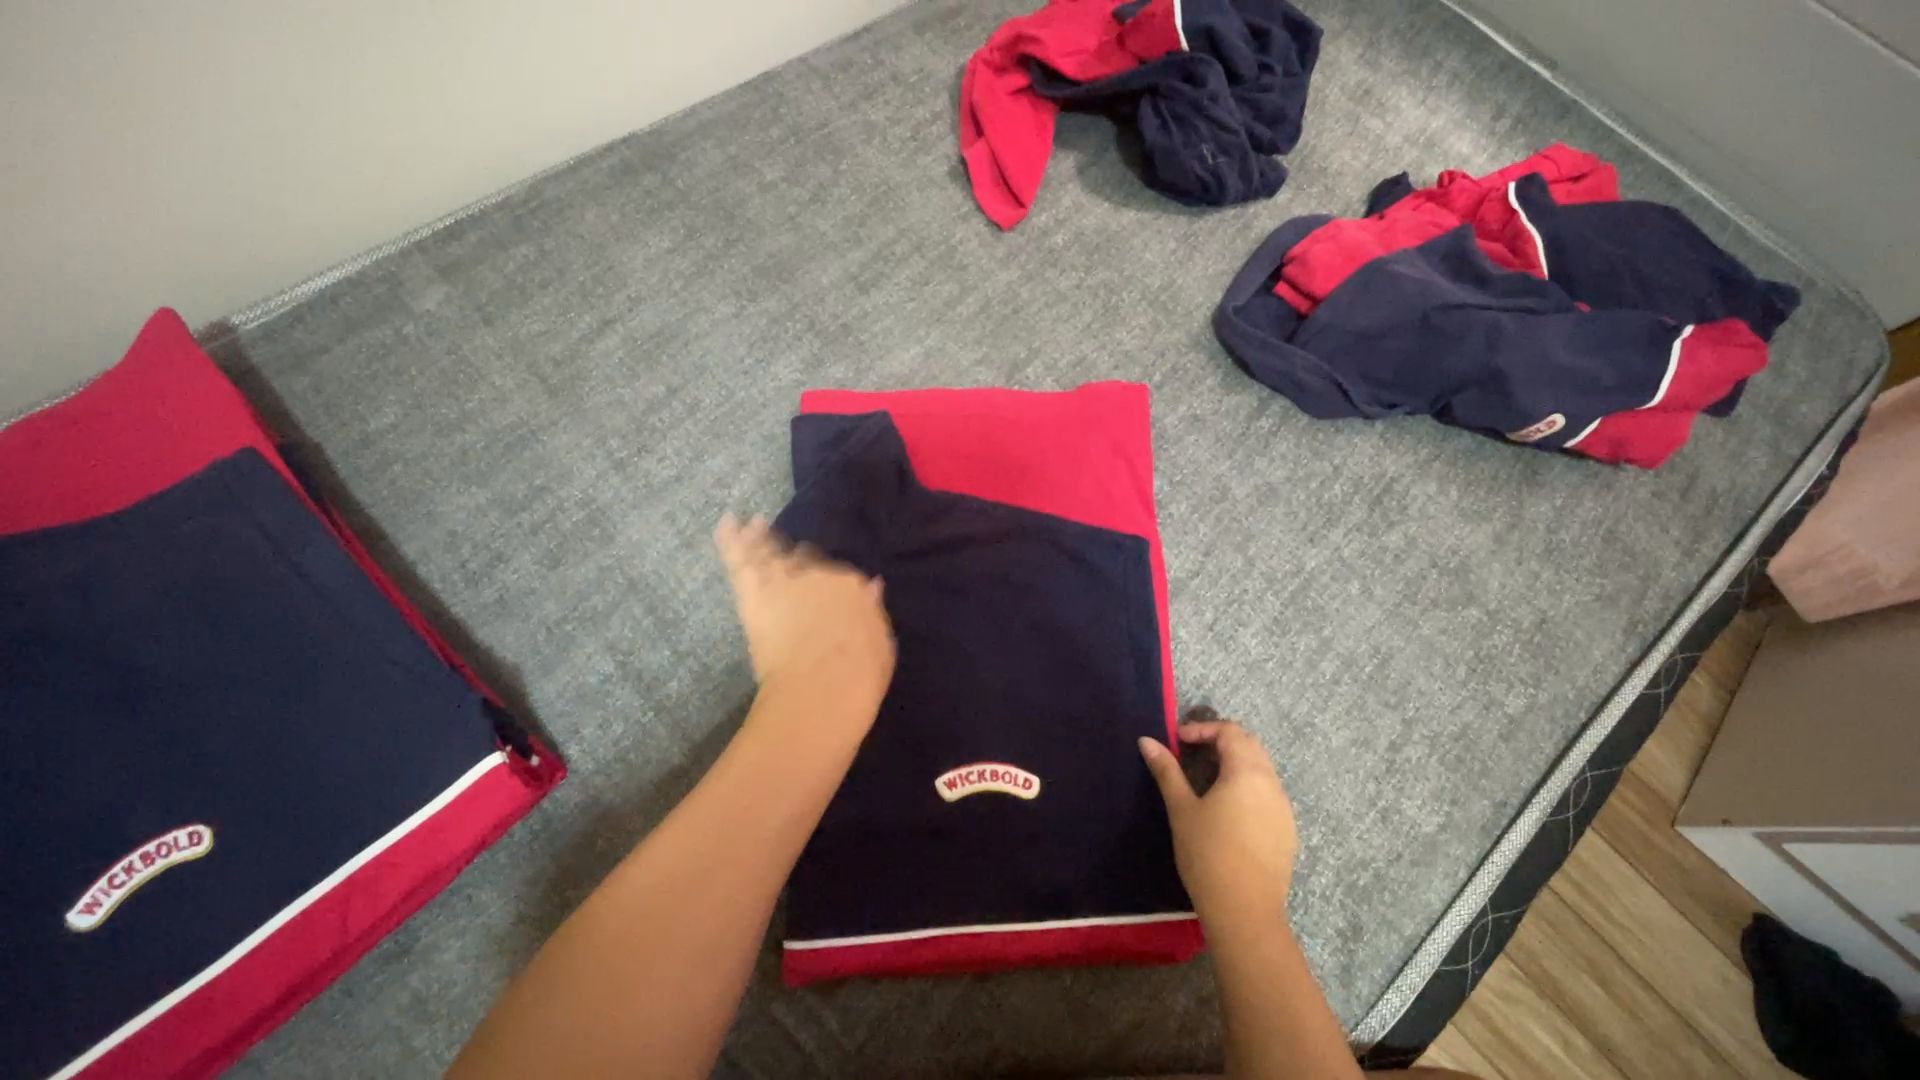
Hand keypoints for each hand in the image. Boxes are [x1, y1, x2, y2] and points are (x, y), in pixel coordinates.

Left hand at [714, 515, 895, 713]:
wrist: (821, 688)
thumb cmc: (859, 676)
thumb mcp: (881, 645)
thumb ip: (872, 612)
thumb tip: (872, 586)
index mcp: (851, 587)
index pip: (839, 575)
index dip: (830, 582)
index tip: (827, 591)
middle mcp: (817, 576)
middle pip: (803, 559)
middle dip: (796, 557)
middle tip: (791, 556)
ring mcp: (783, 581)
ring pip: (769, 553)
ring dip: (760, 538)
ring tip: (753, 524)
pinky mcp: (754, 594)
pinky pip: (741, 558)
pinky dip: (732, 539)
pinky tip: (728, 522)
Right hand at [1139, 717, 1298, 930]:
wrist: (1244, 910)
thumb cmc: (1207, 854)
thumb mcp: (1181, 809)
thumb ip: (1167, 771)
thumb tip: (1147, 741)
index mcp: (1247, 772)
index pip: (1230, 731)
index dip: (1203, 728)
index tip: (1178, 740)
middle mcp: (1272, 783)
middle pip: (1251, 745)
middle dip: (1222, 741)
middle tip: (1192, 752)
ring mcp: (1284, 808)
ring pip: (1263, 770)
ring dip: (1237, 763)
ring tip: (1208, 778)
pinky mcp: (1288, 830)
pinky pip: (1269, 794)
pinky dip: (1249, 786)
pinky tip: (1230, 809)